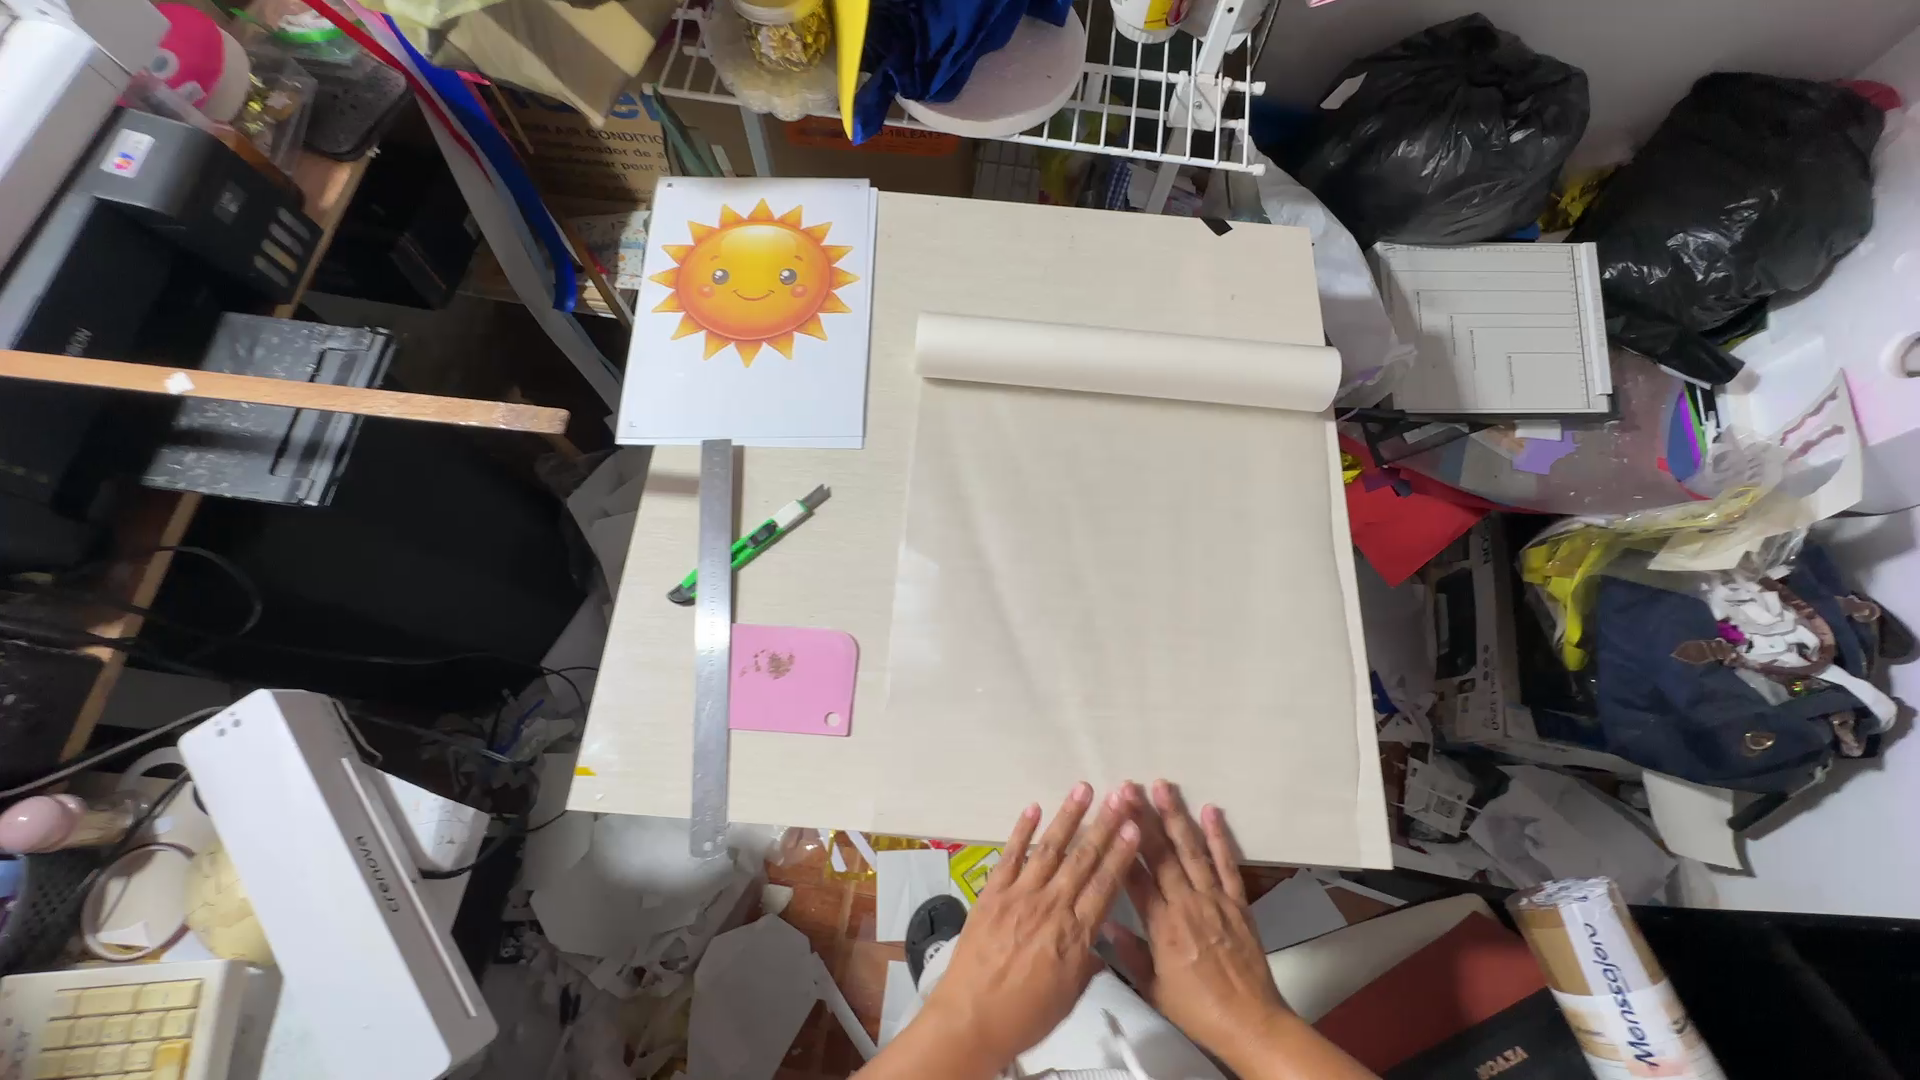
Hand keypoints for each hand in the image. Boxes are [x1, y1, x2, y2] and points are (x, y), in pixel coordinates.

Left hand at [918, 783, 1140, 1072]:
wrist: (971, 1019)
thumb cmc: (1025, 1015)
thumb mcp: (1070, 995)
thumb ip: (1087, 960)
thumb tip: (1099, 939)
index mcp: (1075, 933)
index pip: (1105, 883)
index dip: (1122, 852)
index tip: (1135, 824)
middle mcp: (1050, 906)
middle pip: (1083, 858)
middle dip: (1104, 823)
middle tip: (1120, 794)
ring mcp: (1019, 895)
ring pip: (1050, 848)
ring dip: (1068, 816)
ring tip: (1083, 788)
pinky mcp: (992, 893)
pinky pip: (1009, 855)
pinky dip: (1021, 830)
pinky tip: (1033, 807)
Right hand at [1106, 781, 1286, 1064]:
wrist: (1250, 1023)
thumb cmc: (1197, 1010)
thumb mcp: (1152, 988)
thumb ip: (1128, 951)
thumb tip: (1104, 918)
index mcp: (1161, 926)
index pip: (1135, 876)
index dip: (1120, 844)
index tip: (1108, 816)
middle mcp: (1186, 905)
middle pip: (1160, 854)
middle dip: (1142, 818)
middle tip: (1128, 787)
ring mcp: (1214, 900)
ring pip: (1191, 850)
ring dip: (1175, 816)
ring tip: (1162, 786)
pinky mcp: (1238, 903)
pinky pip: (1227, 865)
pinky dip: (1219, 837)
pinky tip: (1210, 811)